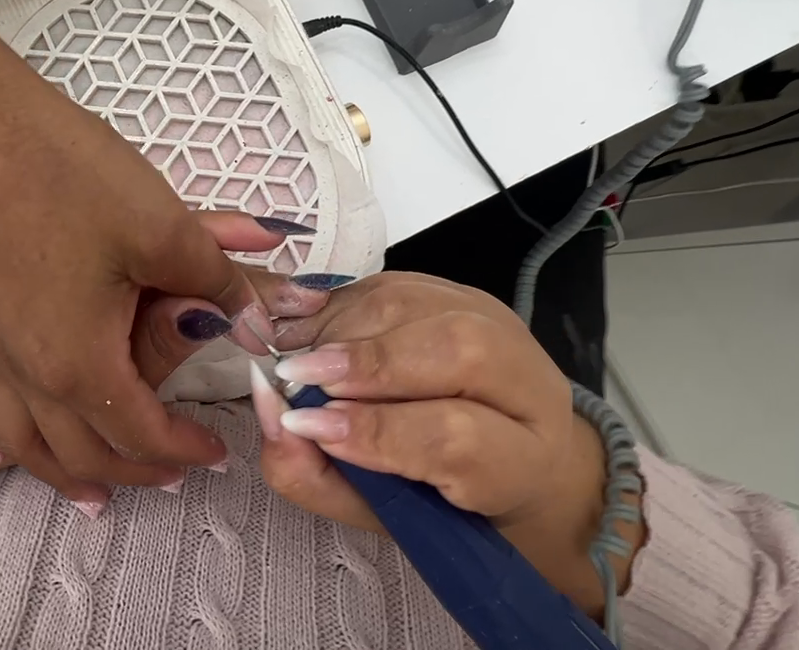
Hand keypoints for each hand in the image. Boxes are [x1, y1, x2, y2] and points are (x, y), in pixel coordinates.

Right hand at [0, 91, 309, 507]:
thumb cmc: (75, 181)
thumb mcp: (164, 228)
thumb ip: (218, 282)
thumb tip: (259, 322)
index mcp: (79, 361)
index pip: (138, 432)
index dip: (181, 449)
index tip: (217, 453)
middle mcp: (28, 373)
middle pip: (80, 450)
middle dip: (131, 471)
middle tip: (170, 476)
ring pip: (25, 442)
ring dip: (63, 472)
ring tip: (93, 495)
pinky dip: (3, 438)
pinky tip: (0, 447)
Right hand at [249, 273, 640, 615]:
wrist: (510, 451)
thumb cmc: (447, 498)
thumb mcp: (381, 515)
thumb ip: (317, 476)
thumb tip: (270, 412)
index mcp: (525, 462)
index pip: (457, 438)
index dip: (376, 429)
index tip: (307, 424)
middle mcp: (527, 381)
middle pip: (455, 349)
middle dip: (365, 360)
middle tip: (295, 375)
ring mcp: (494, 322)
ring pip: (419, 304)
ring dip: (343, 326)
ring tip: (295, 355)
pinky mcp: (458, 290)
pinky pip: (391, 283)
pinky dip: (341, 304)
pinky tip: (310, 331)